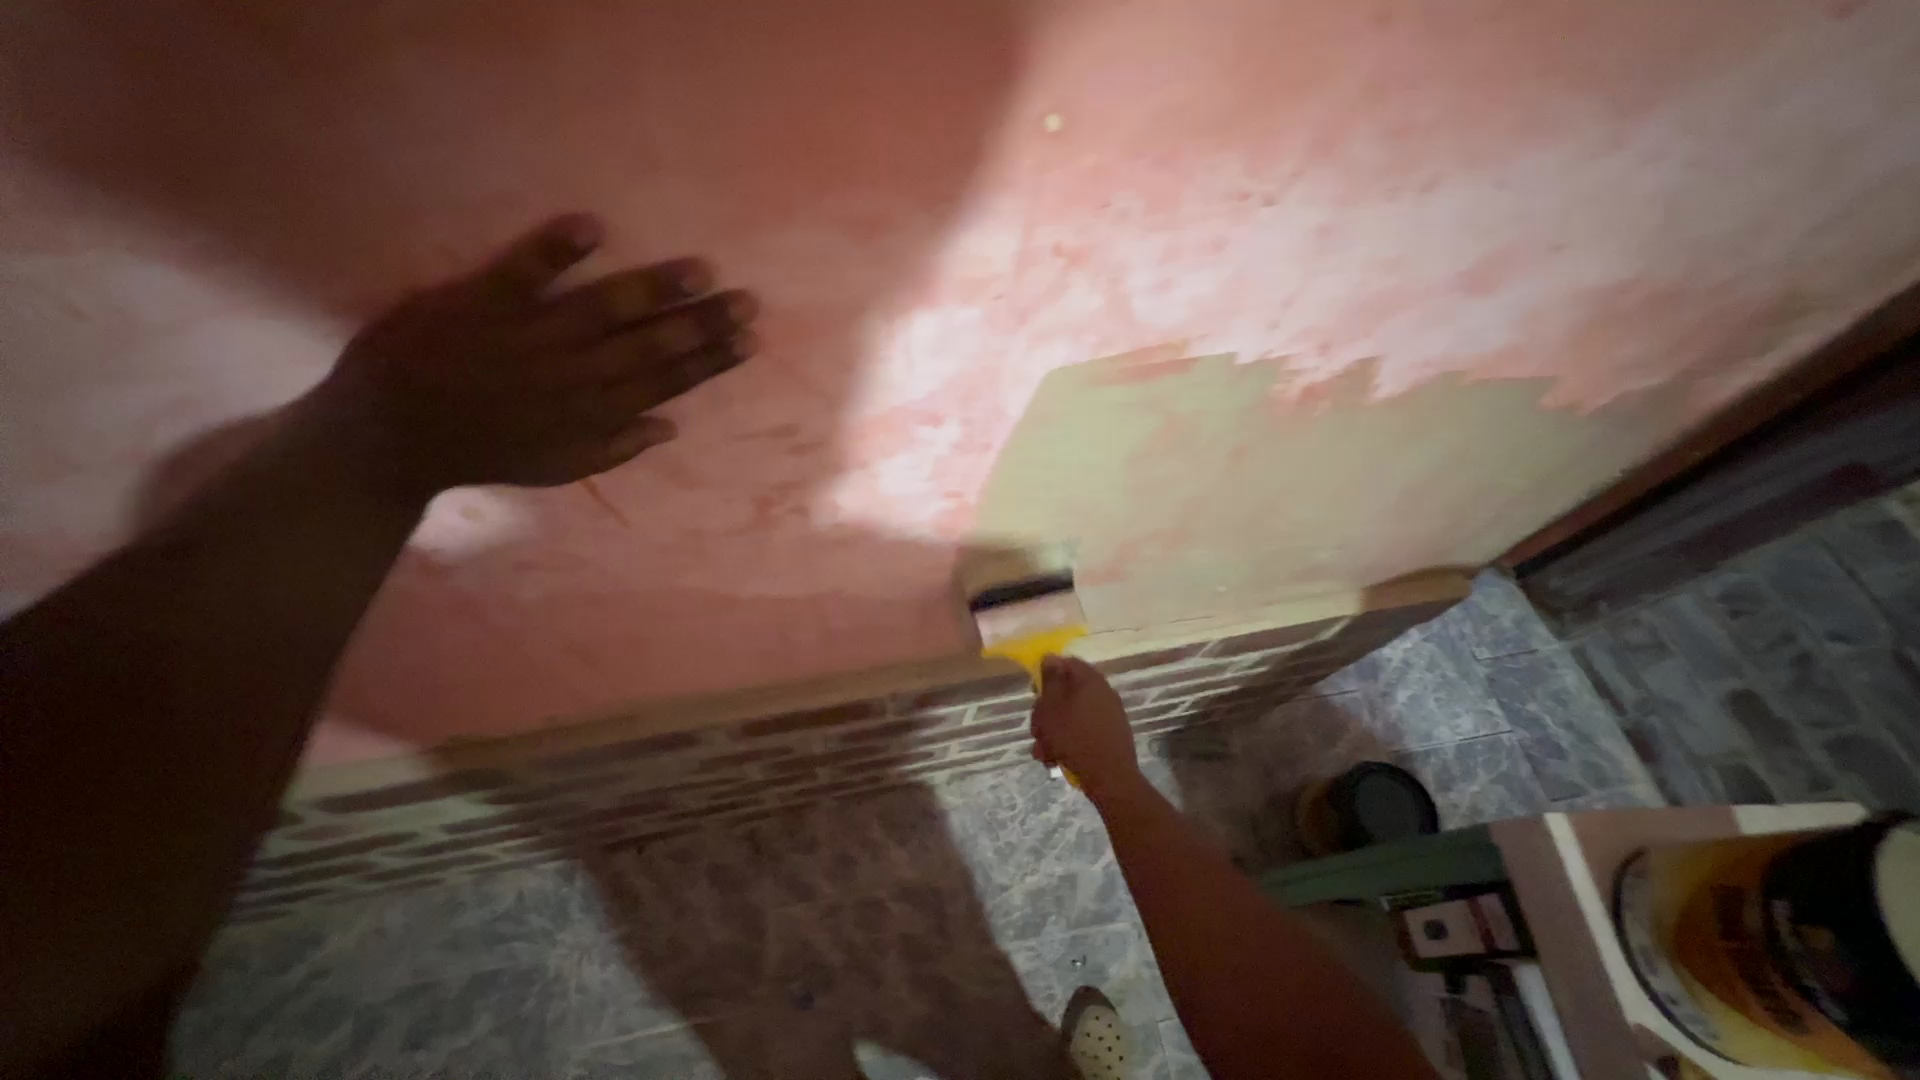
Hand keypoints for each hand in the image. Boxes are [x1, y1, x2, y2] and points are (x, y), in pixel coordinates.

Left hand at [298, 213, 756, 495]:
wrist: (393, 436)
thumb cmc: (482, 450)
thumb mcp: (556, 468)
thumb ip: (614, 449)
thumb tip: (671, 427)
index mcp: (592, 413)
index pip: (665, 382)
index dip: (710, 361)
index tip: (748, 341)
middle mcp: (573, 374)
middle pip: (649, 345)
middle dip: (703, 324)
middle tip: (747, 301)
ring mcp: (529, 337)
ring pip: (604, 310)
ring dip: (653, 289)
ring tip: (700, 270)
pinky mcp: (482, 304)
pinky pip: (523, 274)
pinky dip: (555, 252)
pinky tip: (593, 227)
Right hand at [1031, 655, 1143, 798]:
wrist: (1110, 778)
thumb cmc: (1074, 738)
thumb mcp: (1051, 708)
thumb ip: (1050, 680)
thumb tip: (1051, 656)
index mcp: (1090, 680)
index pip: (1066, 663)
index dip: (1046, 675)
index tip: (1034, 694)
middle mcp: (1103, 692)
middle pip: (1067, 692)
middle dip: (1047, 712)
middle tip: (1037, 729)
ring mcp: (1109, 714)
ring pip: (1071, 716)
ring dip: (1053, 732)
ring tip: (1043, 752)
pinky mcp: (1111, 735)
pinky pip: (1083, 731)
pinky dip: (1068, 742)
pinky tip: (1056, 759)